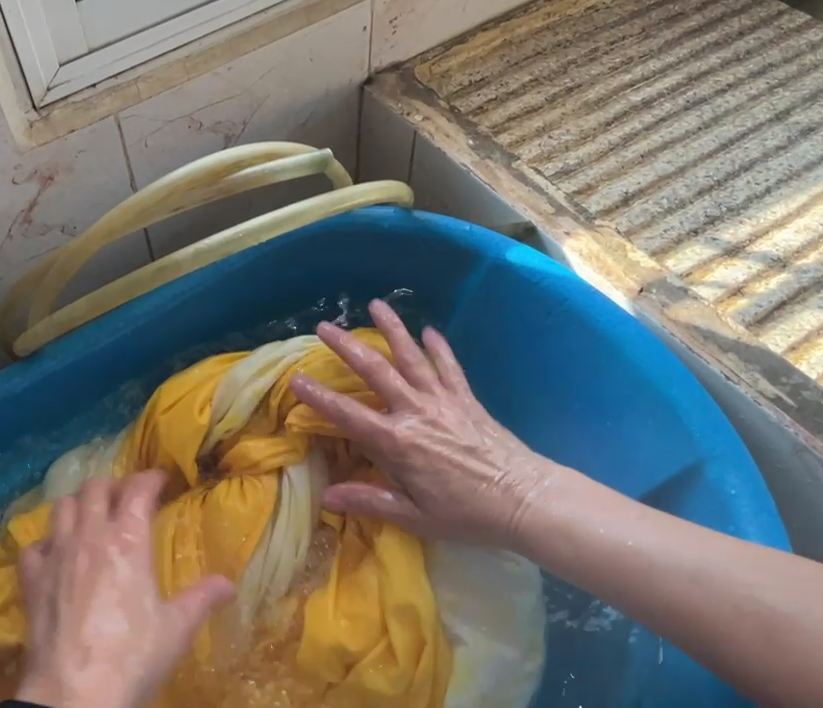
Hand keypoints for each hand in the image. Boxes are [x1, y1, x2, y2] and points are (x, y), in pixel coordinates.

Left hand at [15, 471, 233, 707]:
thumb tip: (229, 583)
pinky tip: (54, 555)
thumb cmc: (132, 656)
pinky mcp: (32, 578)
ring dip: (77, 504)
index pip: (138, 489)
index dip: (150, 478)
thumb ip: (202, 599)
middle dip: (112, 485)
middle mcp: (90, 535)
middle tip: (124, 498)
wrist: (75, 692)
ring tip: (89, 516)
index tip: (160, 480)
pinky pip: (33, 545)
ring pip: (61, 505)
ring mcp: (57, 553)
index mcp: (128, 539)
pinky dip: (45, 543)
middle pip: (95, 487)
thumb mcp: (176, 629)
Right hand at [289, 299, 560, 548]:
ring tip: (375, 304)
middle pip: (375, 371)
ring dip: (392, 329)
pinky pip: (449, 366)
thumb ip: (370, 501)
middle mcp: (415, 411)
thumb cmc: (468, 514)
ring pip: (410, 357)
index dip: (319, 397)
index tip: (296, 378)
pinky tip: (429, 330)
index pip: (348, 415)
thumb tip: (326, 497)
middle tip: (323, 327)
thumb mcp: (416, 517)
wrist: (526, 501)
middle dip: (346, 347)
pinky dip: (438, 347)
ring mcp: (442, 400)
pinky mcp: (465, 398)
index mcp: (397, 443)